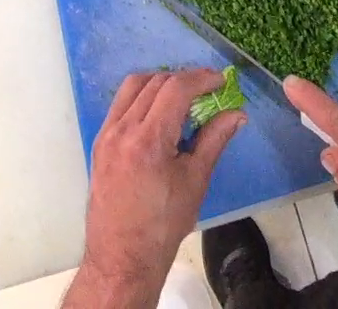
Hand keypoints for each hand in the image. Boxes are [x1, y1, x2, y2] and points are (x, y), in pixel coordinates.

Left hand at [64, 69, 245, 307]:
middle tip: (207, 90)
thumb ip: (215, 139)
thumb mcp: (195, 181)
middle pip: (156, 83)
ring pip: (134, 87)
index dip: (201, 78)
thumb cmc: (163, 224)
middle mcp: (123, 130)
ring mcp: (107, 135)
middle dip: (185, 79)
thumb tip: (237, 114)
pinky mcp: (100, 143)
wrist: (122, 258)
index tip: (220, 80)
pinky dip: (142, 96)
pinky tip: (158, 112)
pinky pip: (121, 104)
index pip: (176, 88)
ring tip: (182, 96)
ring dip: (161, 82)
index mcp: (148, 140)